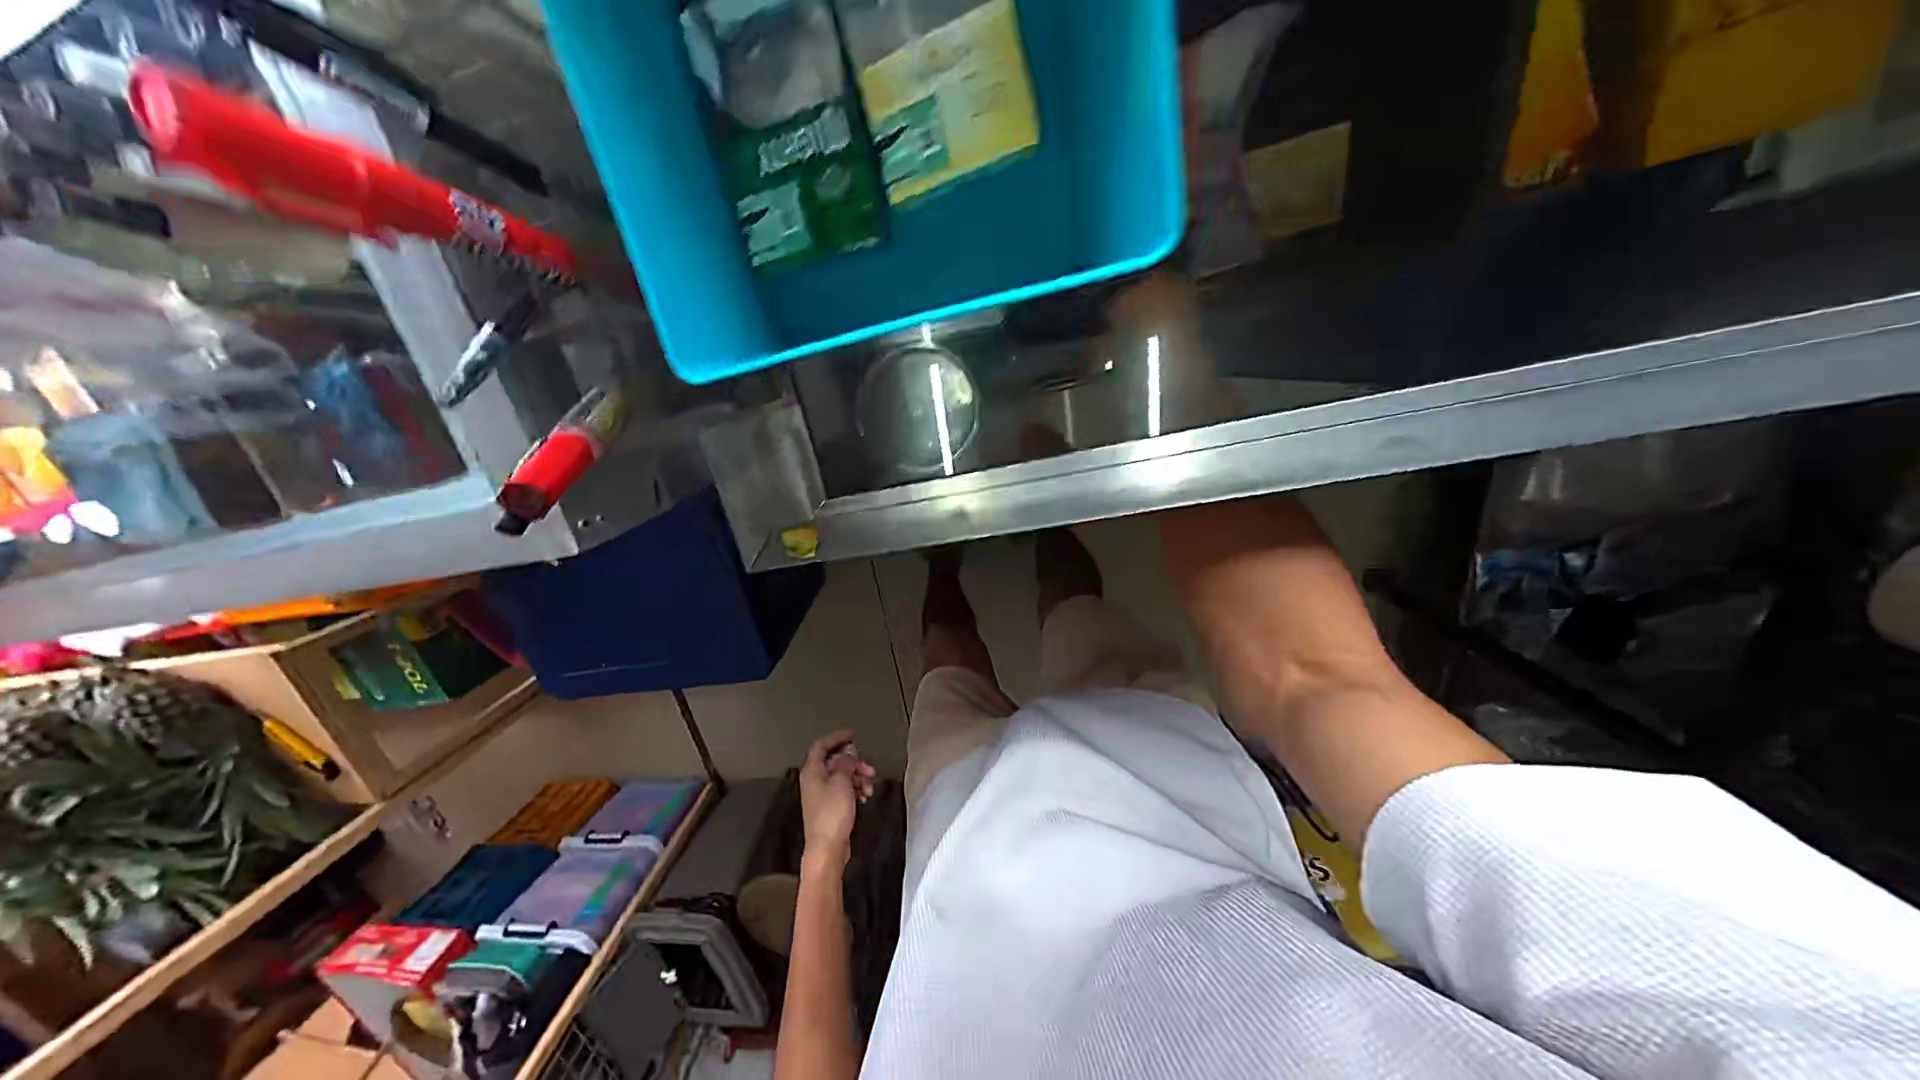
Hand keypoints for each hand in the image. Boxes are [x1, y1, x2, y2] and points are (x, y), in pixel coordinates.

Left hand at [798, 729, 875, 872]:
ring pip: (842, 776)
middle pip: (835, 761)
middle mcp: (814, 781)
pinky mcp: (830, 807)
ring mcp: (821, 794)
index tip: (851, 735)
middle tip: (867, 768)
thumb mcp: (842, 782)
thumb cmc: (832, 814)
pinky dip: (855, 789)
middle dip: (854, 763)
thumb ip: (846, 763)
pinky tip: (864, 796)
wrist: (827, 848)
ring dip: (857, 777)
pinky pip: (844, 790)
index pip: (821, 746)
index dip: (836, 738)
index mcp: (812, 771)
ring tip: (868, 787)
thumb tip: (848, 751)